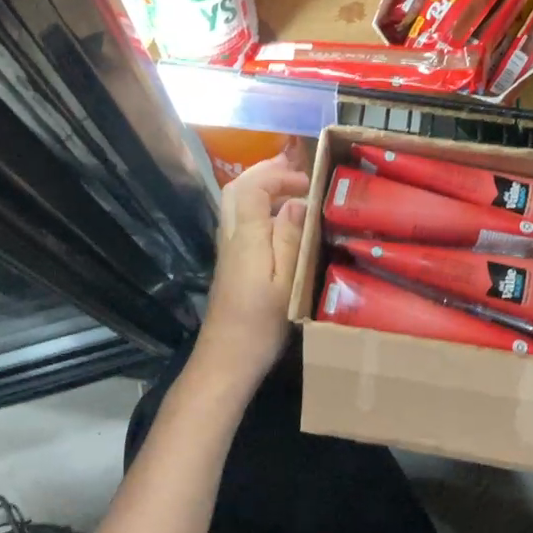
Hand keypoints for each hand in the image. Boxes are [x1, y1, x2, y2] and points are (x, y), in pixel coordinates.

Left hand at [195, 152, 310, 383]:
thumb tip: (297, 203)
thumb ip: (291, 239)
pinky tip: (284, 223)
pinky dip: (261, 208)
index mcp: (246, 237)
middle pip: (237, 188)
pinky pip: (242, 220)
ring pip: (237, 203)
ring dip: (263, 189)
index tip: (307, 182)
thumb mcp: (287, 283)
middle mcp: (231, 237)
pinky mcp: (230, 263)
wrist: (226, 360)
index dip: (278, 175)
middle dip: (266, 173)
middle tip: (298, 175)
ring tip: (295, 192)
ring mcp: (228, 250)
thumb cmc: (261, 324)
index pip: (252, 187)